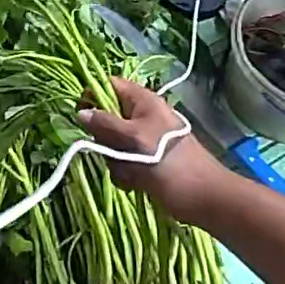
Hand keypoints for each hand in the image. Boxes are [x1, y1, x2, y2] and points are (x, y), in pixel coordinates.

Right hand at [78, 77, 236, 224]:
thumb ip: (105, 124)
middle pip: (105, 118)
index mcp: (142, 101)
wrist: (204, 199)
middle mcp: (141, 116)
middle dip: (104, 139)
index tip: (80, 115)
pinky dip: (124, 174)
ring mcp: (143, 139)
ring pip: (111, 144)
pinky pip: (122, 162)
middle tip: (113, 151)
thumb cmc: (171, 164)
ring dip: (114, 161)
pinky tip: (135, 184)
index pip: (108, 85)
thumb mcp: (135, 139)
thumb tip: (80, 112)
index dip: (92, 96)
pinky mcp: (144, 161)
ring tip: (129, 173)